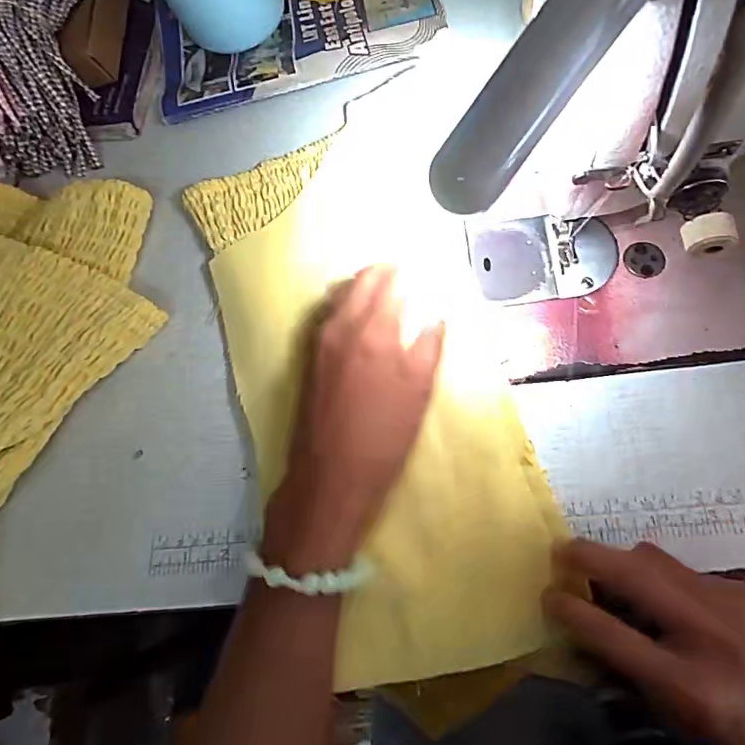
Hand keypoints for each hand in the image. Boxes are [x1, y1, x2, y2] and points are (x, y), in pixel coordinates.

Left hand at [266, 264, 444, 571]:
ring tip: (386, 283)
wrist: (331, 476)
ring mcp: (320, 340)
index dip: (413, 272)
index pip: (395, 282)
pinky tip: (358, 311)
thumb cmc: (385, 439)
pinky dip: (345, 300)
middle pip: (365, 281)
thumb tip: (436, 312)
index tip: (427, 267)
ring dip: (364, 282)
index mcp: (376, 332)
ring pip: (342, 293)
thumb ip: (428, 346)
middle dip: (388, 271)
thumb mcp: (420, 392)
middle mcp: (343, 326)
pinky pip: (328, 312)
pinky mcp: (309, 357)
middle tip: (408, 269)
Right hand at [543, 540, 744, 744]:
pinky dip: (666, 582)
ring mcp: (736, 604)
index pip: (613, 634)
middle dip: (591, 556)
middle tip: (562, 552)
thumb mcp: (689, 732)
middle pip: (636, 573)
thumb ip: (638, 682)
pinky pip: (692, 575)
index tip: (549, 595)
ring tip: (609, 576)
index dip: (572, 610)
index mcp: (691, 685)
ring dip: (626, 563)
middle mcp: (711, 632)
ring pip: (662, 562)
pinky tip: (670, 605)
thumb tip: (598, 642)